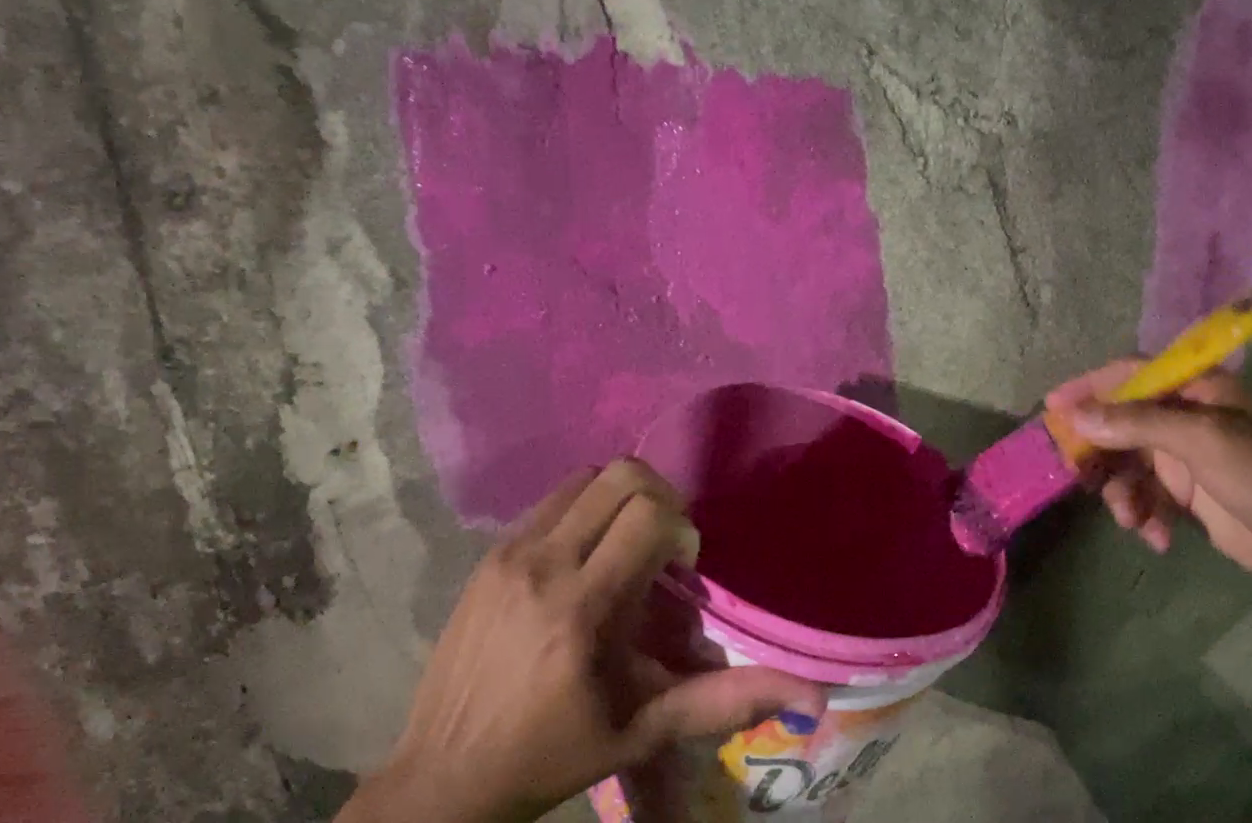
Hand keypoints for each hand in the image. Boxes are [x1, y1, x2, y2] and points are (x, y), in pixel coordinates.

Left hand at [348, 458, 825, 822]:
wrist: (443, 776)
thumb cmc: (553, 752)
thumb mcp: (641, 731)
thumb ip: (722, 700)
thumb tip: (808, 694)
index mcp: (582, 609)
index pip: (649, 514)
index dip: (681, 528)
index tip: (682, 567)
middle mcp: (543, 565)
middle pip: (620, 476)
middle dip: (659, 498)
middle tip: (663, 546)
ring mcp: (508, 554)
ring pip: (584, 477)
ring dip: (620, 499)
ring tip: (626, 547)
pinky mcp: (488, 555)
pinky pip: (551, 501)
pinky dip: (583, 510)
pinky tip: (585, 559)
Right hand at [1046, 360, 1251, 589]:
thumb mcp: (1201, 440)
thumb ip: (1136, 423)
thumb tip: (1075, 415)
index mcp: (1195, 389)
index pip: (1129, 373)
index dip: (1089, 386)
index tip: (1052, 406)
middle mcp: (1185, 417)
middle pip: (1120, 424)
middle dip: (1100, 454)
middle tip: (1079, 478)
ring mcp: (1185, 459)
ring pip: (1127, 466)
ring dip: (1122, 494)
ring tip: (1133, 519)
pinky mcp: (1187, 496)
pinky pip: (1145, 498)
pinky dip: (1144, 516)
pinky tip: (1159, 538)